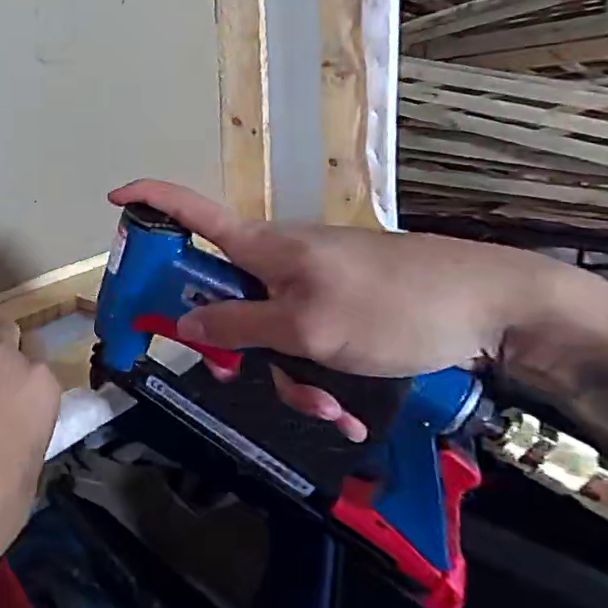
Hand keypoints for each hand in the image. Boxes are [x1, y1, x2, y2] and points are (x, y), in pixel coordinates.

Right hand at [109, 179, 561, 438]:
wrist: (494, 307)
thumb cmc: (391, 305)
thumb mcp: (306, 327)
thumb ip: (238, 324)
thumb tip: (184, 320)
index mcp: (261, 248)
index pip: (190, 210)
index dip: (148, 199)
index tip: (112, 198)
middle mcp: (276, 261)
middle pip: (222, 299)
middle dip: (233, 349)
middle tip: (248, 381)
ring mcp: (308, 284)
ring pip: (266, 333)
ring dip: (288, 376)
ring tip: (330, 409)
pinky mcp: (339, 306)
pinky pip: (304, 343)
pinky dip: (317, 375)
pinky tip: (348, 409)